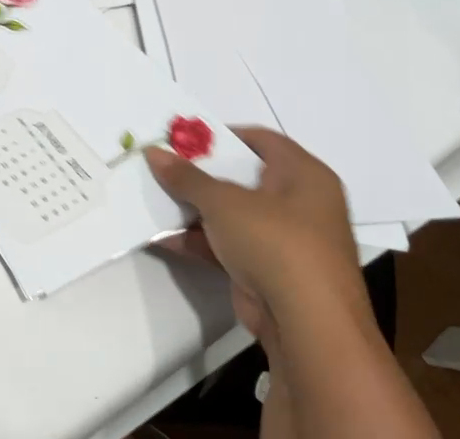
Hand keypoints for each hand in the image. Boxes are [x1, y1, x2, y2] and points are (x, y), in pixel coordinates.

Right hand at [145, 127, 365, 350]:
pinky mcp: (270, 268)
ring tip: (153, 197)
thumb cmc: (275, 243)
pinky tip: (162, 236)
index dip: (222, 135)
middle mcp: (301, 203)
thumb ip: (186, 176)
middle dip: (200, 173)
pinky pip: (228, 243)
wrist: (307, 323)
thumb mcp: (223, 202)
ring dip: (194, 208)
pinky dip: (199, 239)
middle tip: (162, 164)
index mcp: (305, 177)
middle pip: (243, 176)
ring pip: (232, 212)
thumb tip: (154, 153)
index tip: (182, 137)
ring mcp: (286, 239)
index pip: (262, 140)